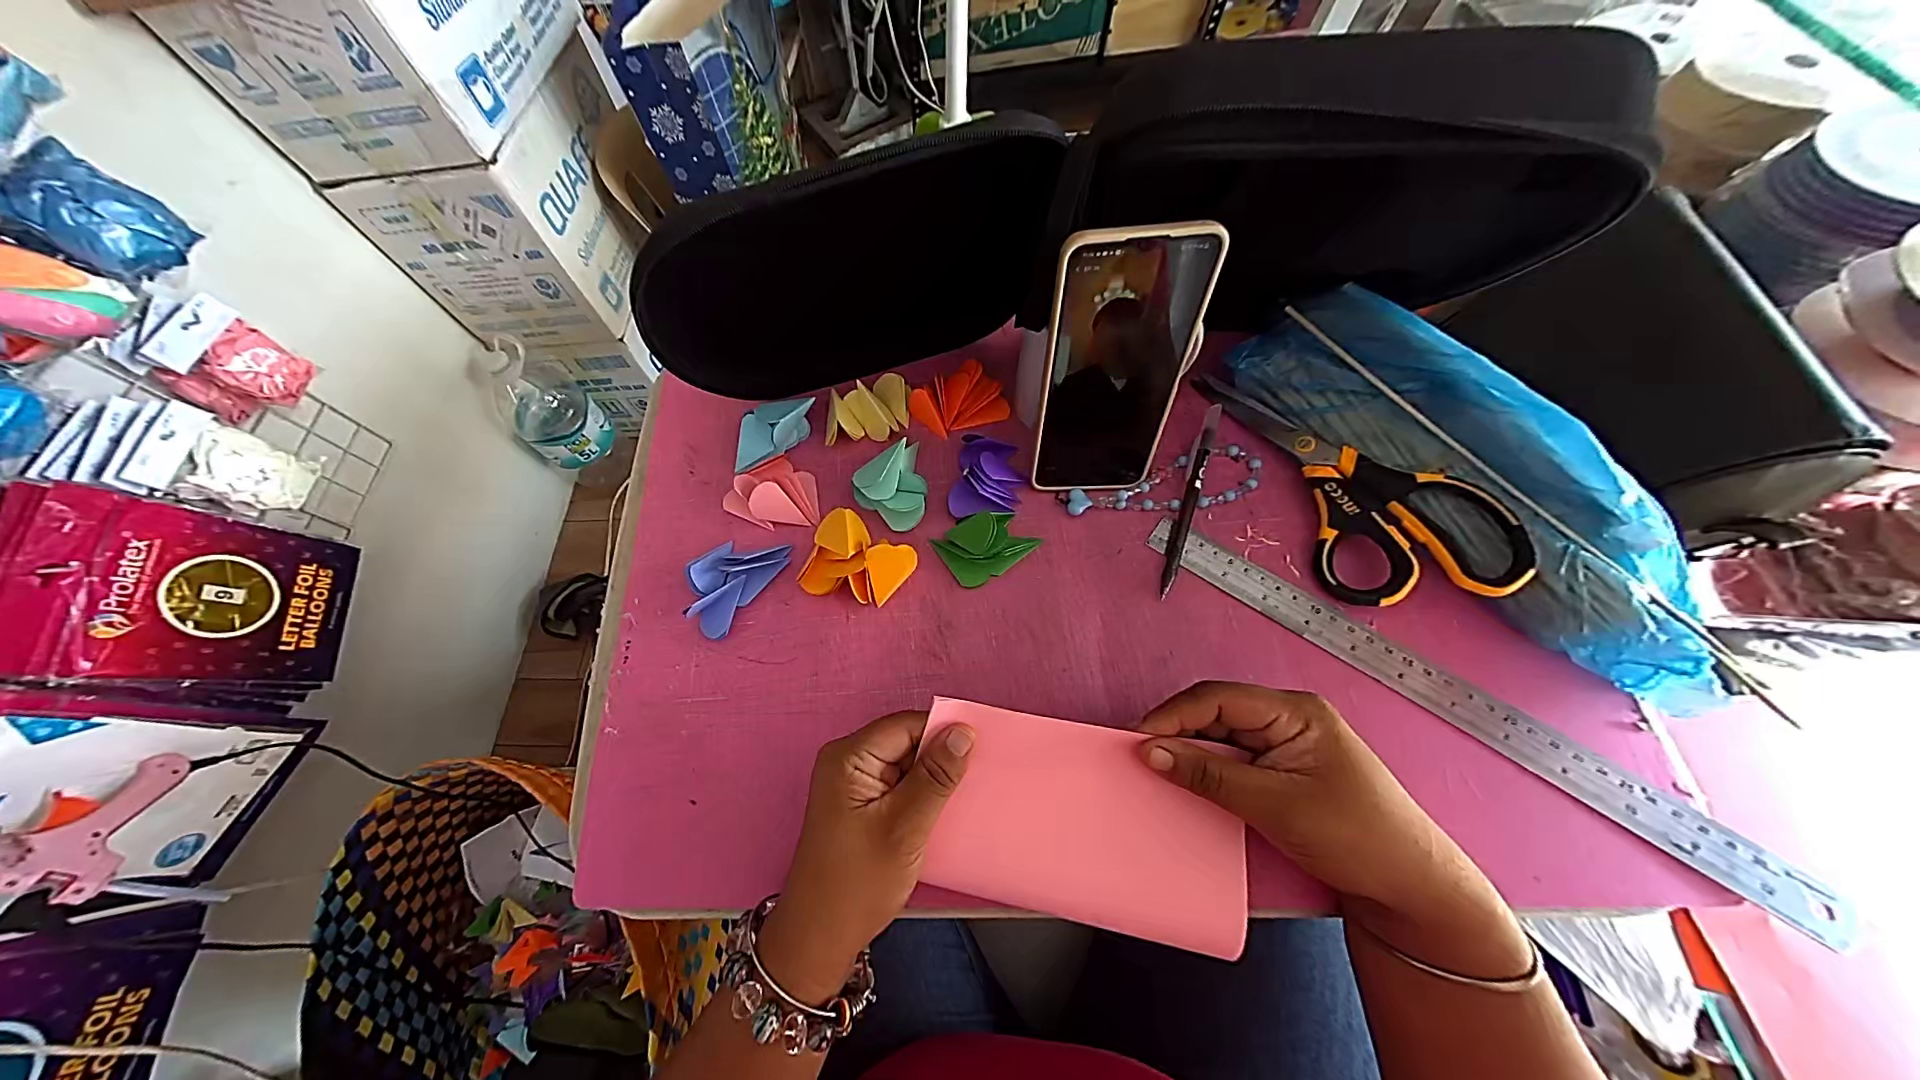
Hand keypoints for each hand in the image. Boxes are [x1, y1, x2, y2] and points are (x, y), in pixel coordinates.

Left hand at [757, 711, 974, 1002]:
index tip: (979, 747)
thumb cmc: (854, 886)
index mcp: (848, 757)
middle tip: (973, 777)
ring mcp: (854, 783)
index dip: (942, 732)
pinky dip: (923, 794)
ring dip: (933, 778)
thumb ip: (935, 777)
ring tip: (959, 798)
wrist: (820, 938)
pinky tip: (940, 812)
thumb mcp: (904, 827)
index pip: (906, 725)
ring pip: (907, 763)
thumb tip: (962, 734)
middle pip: (907, 741)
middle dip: (939, 757)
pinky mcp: (863, 802)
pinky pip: (901, 783)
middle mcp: (848, 761)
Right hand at [1135, 681, 1479, 913]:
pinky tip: (1192, 786)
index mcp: (1296, 711)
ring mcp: (1285, 746)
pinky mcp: (1282, 771)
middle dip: (1178, 733)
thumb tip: (1153, 753)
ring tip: (1163, 773)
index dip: (1173, 716)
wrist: (1413, 890)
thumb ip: (1209, 776)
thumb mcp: (1276, 805)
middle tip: (1145, 758)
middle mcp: (1288, 720)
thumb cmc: (1363, 838)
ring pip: (1220, 738)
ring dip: (1192, 754)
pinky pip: (1232, 761)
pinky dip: (1208, 772)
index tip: (1141, 740)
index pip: (1217, 699)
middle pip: (1215, 714)